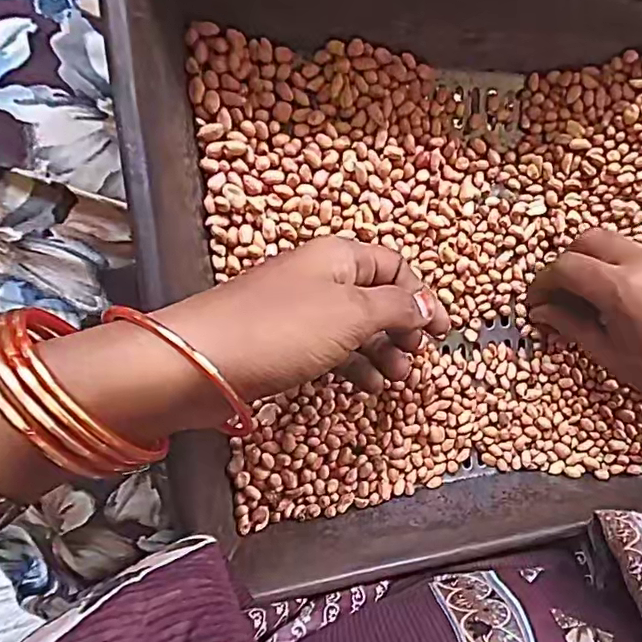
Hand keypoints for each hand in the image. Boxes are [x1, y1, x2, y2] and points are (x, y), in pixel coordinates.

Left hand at [0, 238, 448, 501]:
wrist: (198, 363)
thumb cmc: (280, 330)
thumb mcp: (350, 314)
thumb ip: (395, 309)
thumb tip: (428, 306)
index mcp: (339, 256)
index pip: (394, 267)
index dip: (422, 297)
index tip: (443, 332)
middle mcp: (321, 277)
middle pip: (378, 297)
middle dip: (403, 328)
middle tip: (417, 360)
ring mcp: (302, 311)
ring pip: (357, 327)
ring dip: (383, 351)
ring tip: (397, 380)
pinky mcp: (286, 342)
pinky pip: (334, 348)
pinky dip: (356, 365)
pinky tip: (368, 385)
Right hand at [526, 228, 641, 409]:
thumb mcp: (609, 354)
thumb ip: (572, 325)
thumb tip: (543, 312)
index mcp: (624, 290)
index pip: (567, 267)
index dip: (544, 282)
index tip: (536, 299)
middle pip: (587, 240)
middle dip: (565, 262)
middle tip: (556, 292)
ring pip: (612, 242)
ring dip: (590, 261)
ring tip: (583, 296)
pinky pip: (635, 252)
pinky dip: (615, 264)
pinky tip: (613, 294)